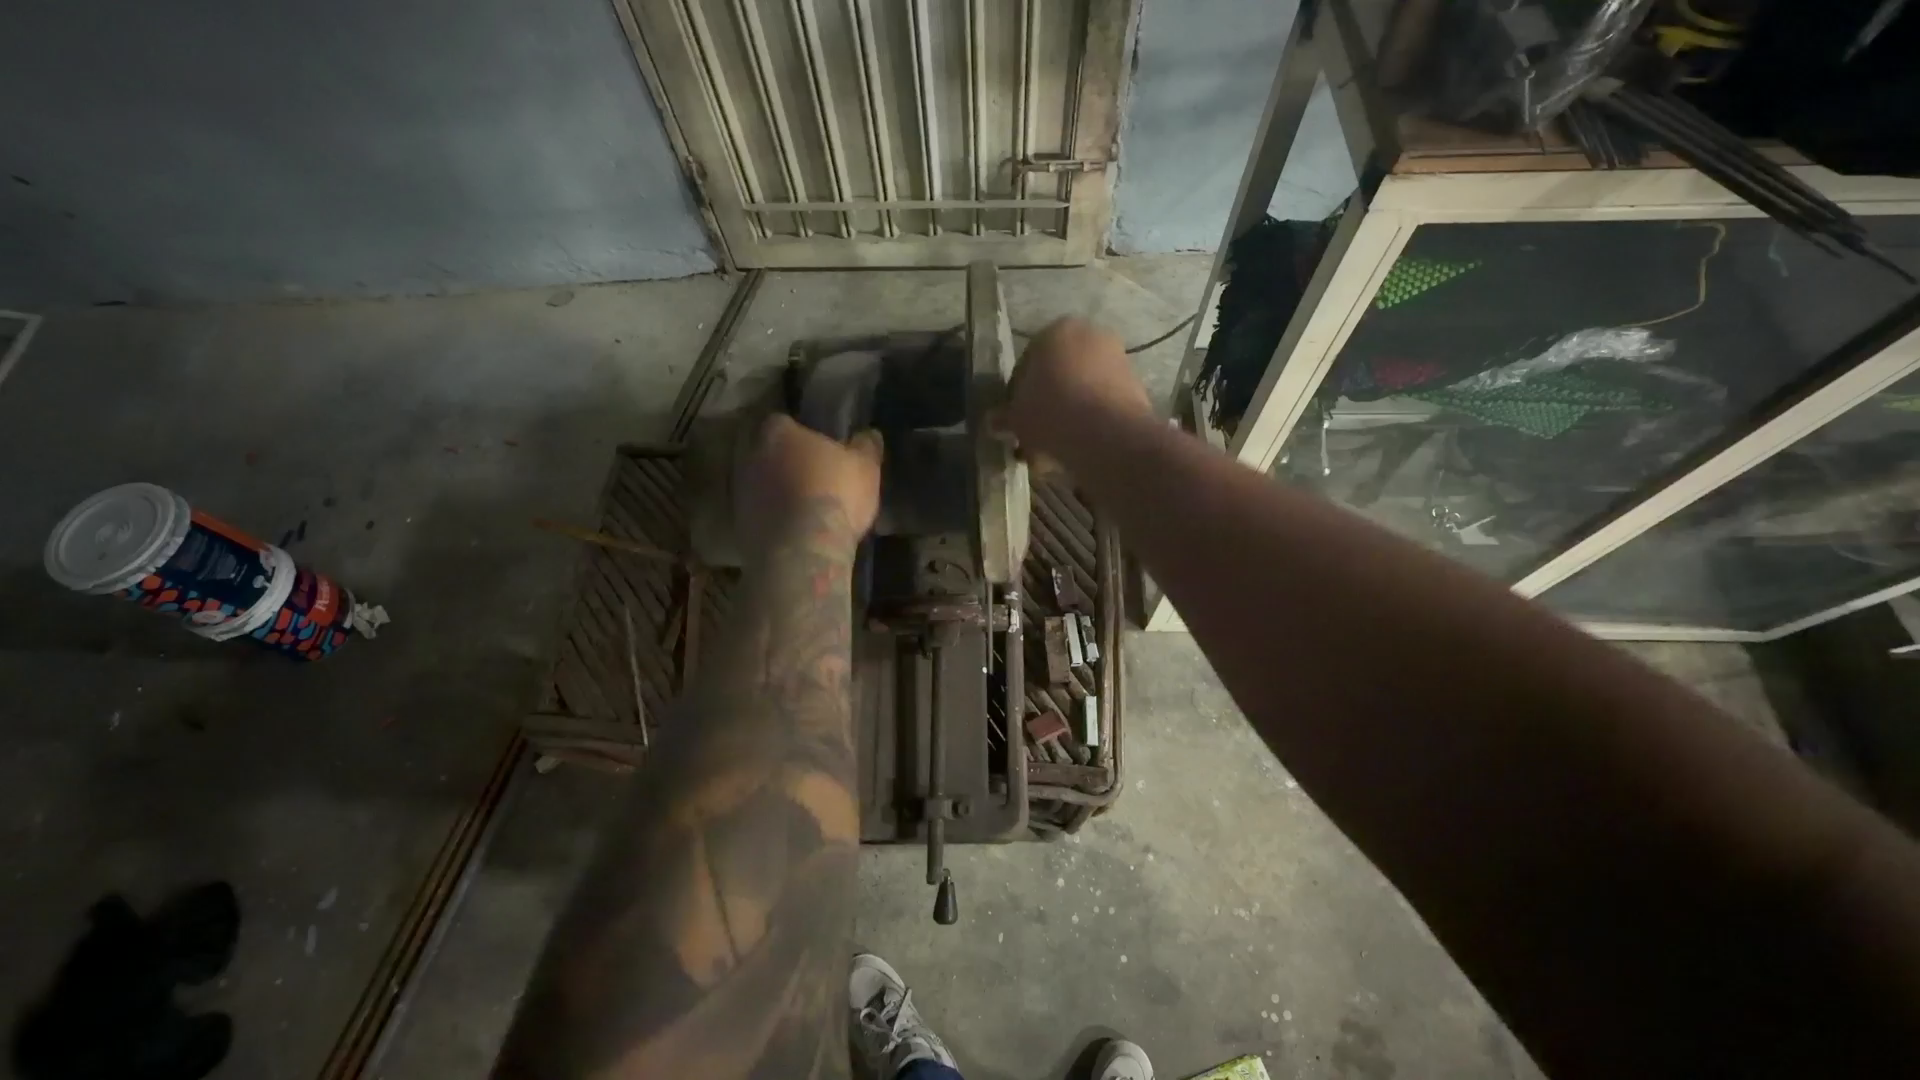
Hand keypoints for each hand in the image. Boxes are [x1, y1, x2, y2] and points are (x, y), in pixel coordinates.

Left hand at [736, 414, 883, 554]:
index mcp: (779, 433)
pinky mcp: (739, 524)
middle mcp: (751, 456)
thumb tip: (869, 434)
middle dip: (784, 461)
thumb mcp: (865, 468)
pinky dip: (771, 518)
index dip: (798, 432)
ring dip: (776, 491)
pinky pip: (757, 513)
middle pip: (766, 452)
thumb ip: (866, 447)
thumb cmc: (836, 495)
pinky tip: (792, 530)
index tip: (814, 445)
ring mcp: (741, 491)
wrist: (803, 550)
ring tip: (801, 506)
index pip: (781, 422)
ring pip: (759, 483)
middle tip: (809, 475)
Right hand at [1003, 317, 1153, 461]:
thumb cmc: (1051, 412)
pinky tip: (1077, 447)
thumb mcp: (1017, 417)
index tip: (1015, 418)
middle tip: (1034, 433)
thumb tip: (994, 421)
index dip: (1017, 393)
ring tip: (1054, 447)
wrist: (1108, 434)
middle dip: (1046, 403)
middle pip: (1058, 373)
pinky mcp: (1136, 385)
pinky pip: (1102, 403)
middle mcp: (1090, 335)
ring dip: (1067, 415)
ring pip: (1081, 389)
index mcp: (1055, 330)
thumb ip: (1005, 416)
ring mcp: (1117, 358)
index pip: (1027, 360)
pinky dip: (1090, 421)